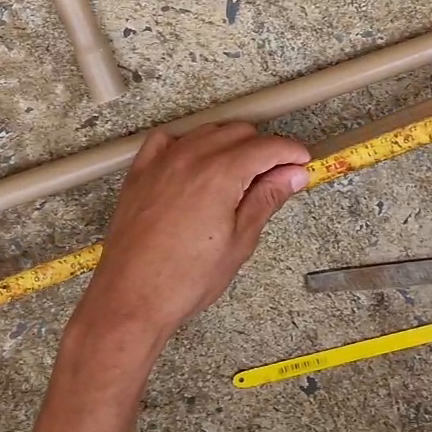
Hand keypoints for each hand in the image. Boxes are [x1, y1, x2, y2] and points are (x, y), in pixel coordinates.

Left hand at [74, 122, 309, 342]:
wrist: (131, 300)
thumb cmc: (182, 280)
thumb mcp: (239, 242)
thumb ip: (267, 199)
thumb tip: (292, 175)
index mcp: (220, 173)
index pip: (266, 147)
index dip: (290, 152)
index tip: (301, 161)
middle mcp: (191, 157)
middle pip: (239, 132)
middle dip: (262, 149)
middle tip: (274, 177)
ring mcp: (162, 161)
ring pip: (207, 131)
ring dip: (228, 144)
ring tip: (239, 175)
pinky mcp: (141, 172)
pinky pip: (168, 140)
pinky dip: (188, 144)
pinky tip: (195, 163)